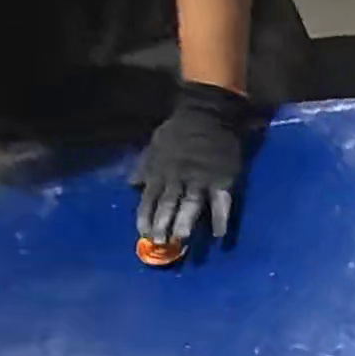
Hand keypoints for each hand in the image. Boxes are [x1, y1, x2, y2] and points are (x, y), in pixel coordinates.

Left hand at [131, 82, 251, 245]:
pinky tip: (219, 235)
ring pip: (191, 203)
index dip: (145, 217)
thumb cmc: (180, 132)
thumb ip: (145, 166)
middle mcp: (178, 177)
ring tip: (181, 238)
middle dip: (162, 223)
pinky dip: (221, 219)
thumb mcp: (156, 145)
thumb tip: (132, 185)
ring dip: (185, 222)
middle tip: (159, 242)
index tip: (142, 234)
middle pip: (168, 204)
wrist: (208, 114)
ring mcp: (200, 179)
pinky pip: (221, 203)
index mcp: (160, 170)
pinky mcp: (222, 181)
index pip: (149, 198)